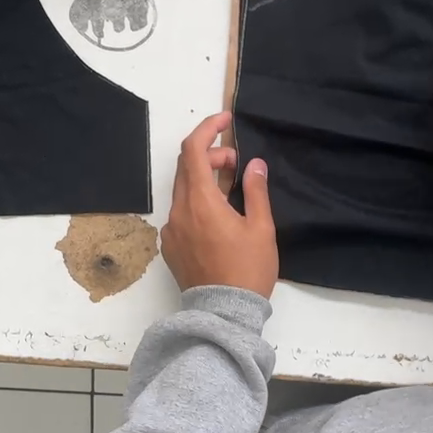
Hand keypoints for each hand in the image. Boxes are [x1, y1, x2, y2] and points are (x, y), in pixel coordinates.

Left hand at [160, 113, 277, 297]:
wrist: (224, 312)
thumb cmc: (248, 270)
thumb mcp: (261, 229)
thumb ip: (256, 191)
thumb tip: (254, 164)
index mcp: (201, 202)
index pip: (193, 150)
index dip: (208, 128)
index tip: (225, 120)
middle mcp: (179, 211)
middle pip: (186, 167)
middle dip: (210, 154)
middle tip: (237, 162)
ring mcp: (171, 229)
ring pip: (183, 189)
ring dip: (204, 178)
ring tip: (231, 189)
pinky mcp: (170, 245)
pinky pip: (181, 211)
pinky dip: (198, 201)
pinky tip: (218, 216)